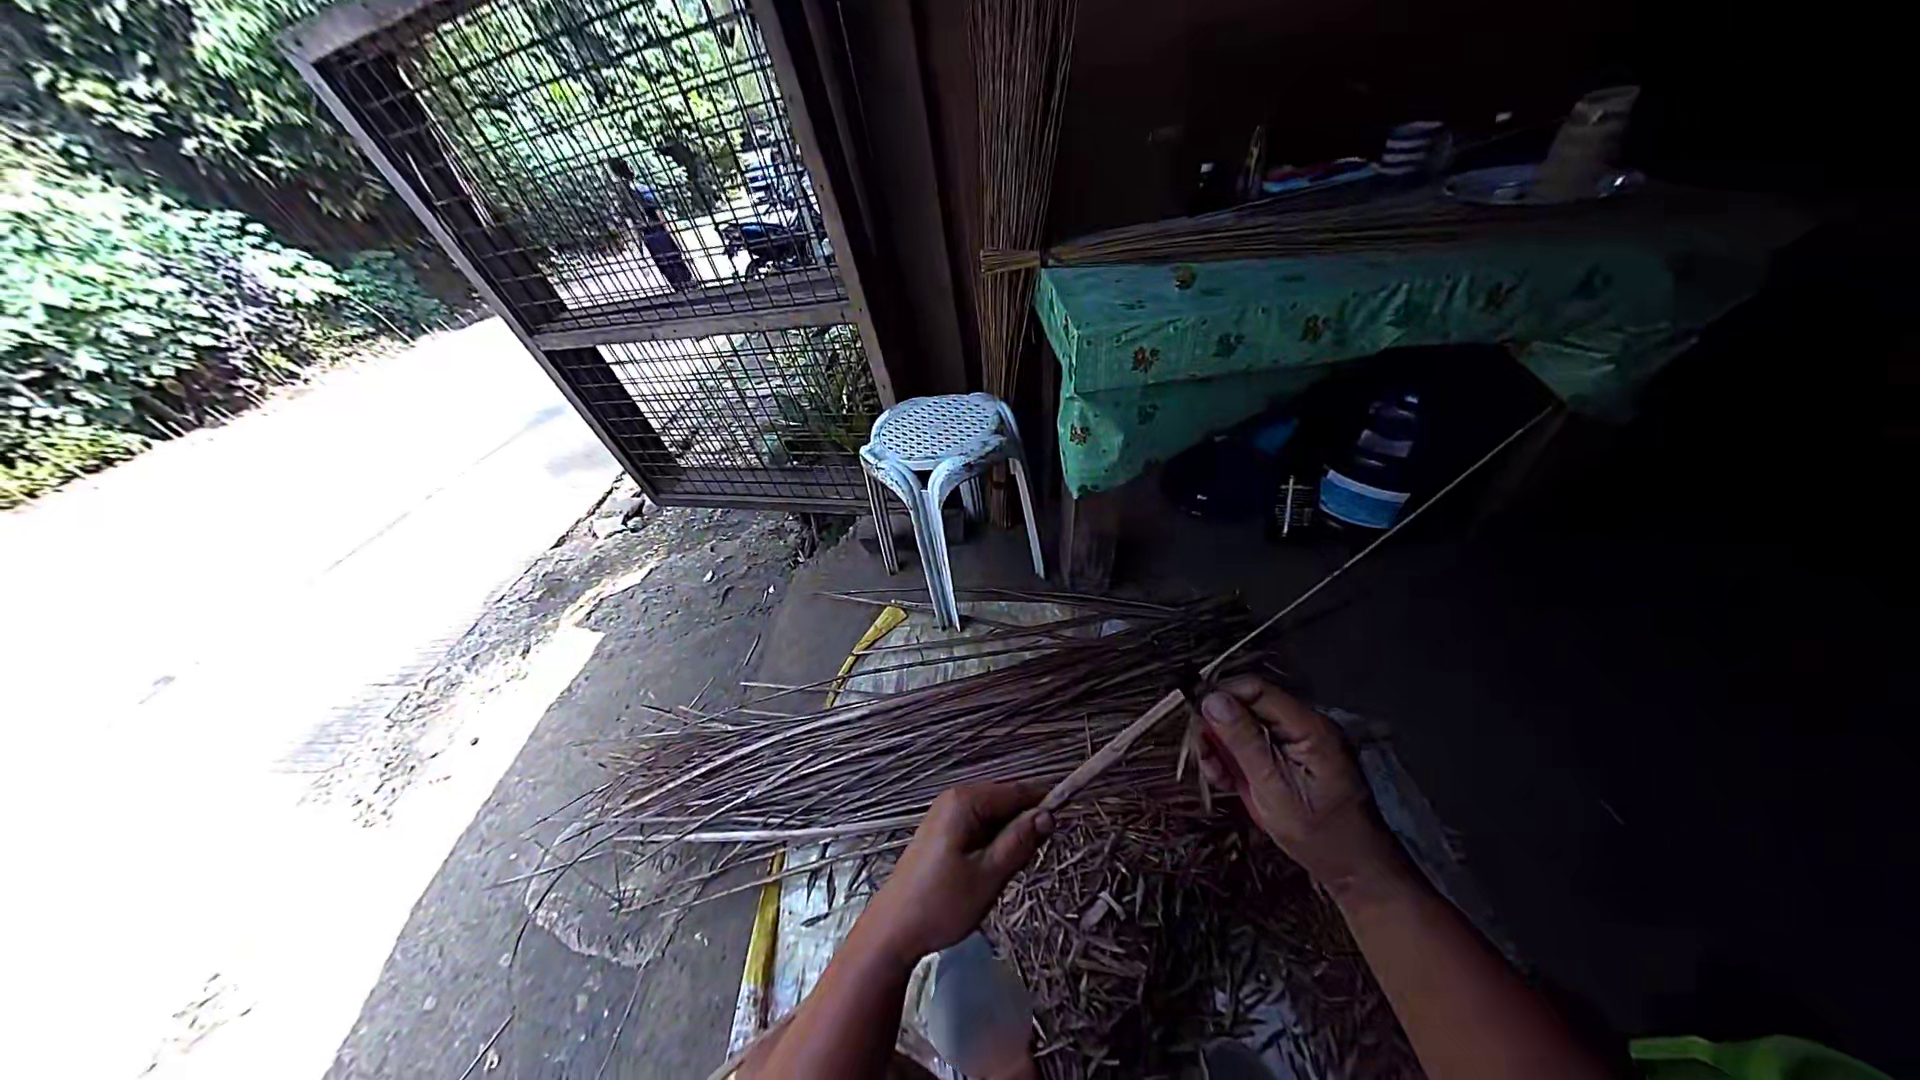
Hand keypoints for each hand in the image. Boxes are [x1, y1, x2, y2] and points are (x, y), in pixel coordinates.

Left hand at [860, 781, 1052, 964]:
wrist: (893, 931)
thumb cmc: (941, 903)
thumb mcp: (988, 875)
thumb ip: (1019, 842)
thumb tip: (1049, 814)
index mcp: (964, 801)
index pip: (1017, 791)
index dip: (1044, 805)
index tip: (1065, 827)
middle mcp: (955, 799)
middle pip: (1006, 801)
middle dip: (1024, 826)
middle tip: (1027, 863)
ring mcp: (947, 815)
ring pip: (995, 818)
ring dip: (1008, 839)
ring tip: (1004, 873)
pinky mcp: (944, 833)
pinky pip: (980, 829)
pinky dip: (993, 846)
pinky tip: (988, 872)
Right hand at [1197, 676, 1404, 896]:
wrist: (1354, 870)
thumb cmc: (1323, 836)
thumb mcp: (1274, 789)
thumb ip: (1243, 742)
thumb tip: (1213, 700)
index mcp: (1309, 728)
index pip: (1256, 689)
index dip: (1221, 697)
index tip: (1196, 717)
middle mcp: (1303, 727)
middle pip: (1247, 705)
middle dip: (1219, 726)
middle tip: (1203, 753)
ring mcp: (1295, 741)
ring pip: (1244, 724)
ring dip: (1222, 745)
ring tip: (1215, 773)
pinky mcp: (1286, 756)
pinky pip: (1251, 743)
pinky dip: (1232, 758)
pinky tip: (1226, 778)